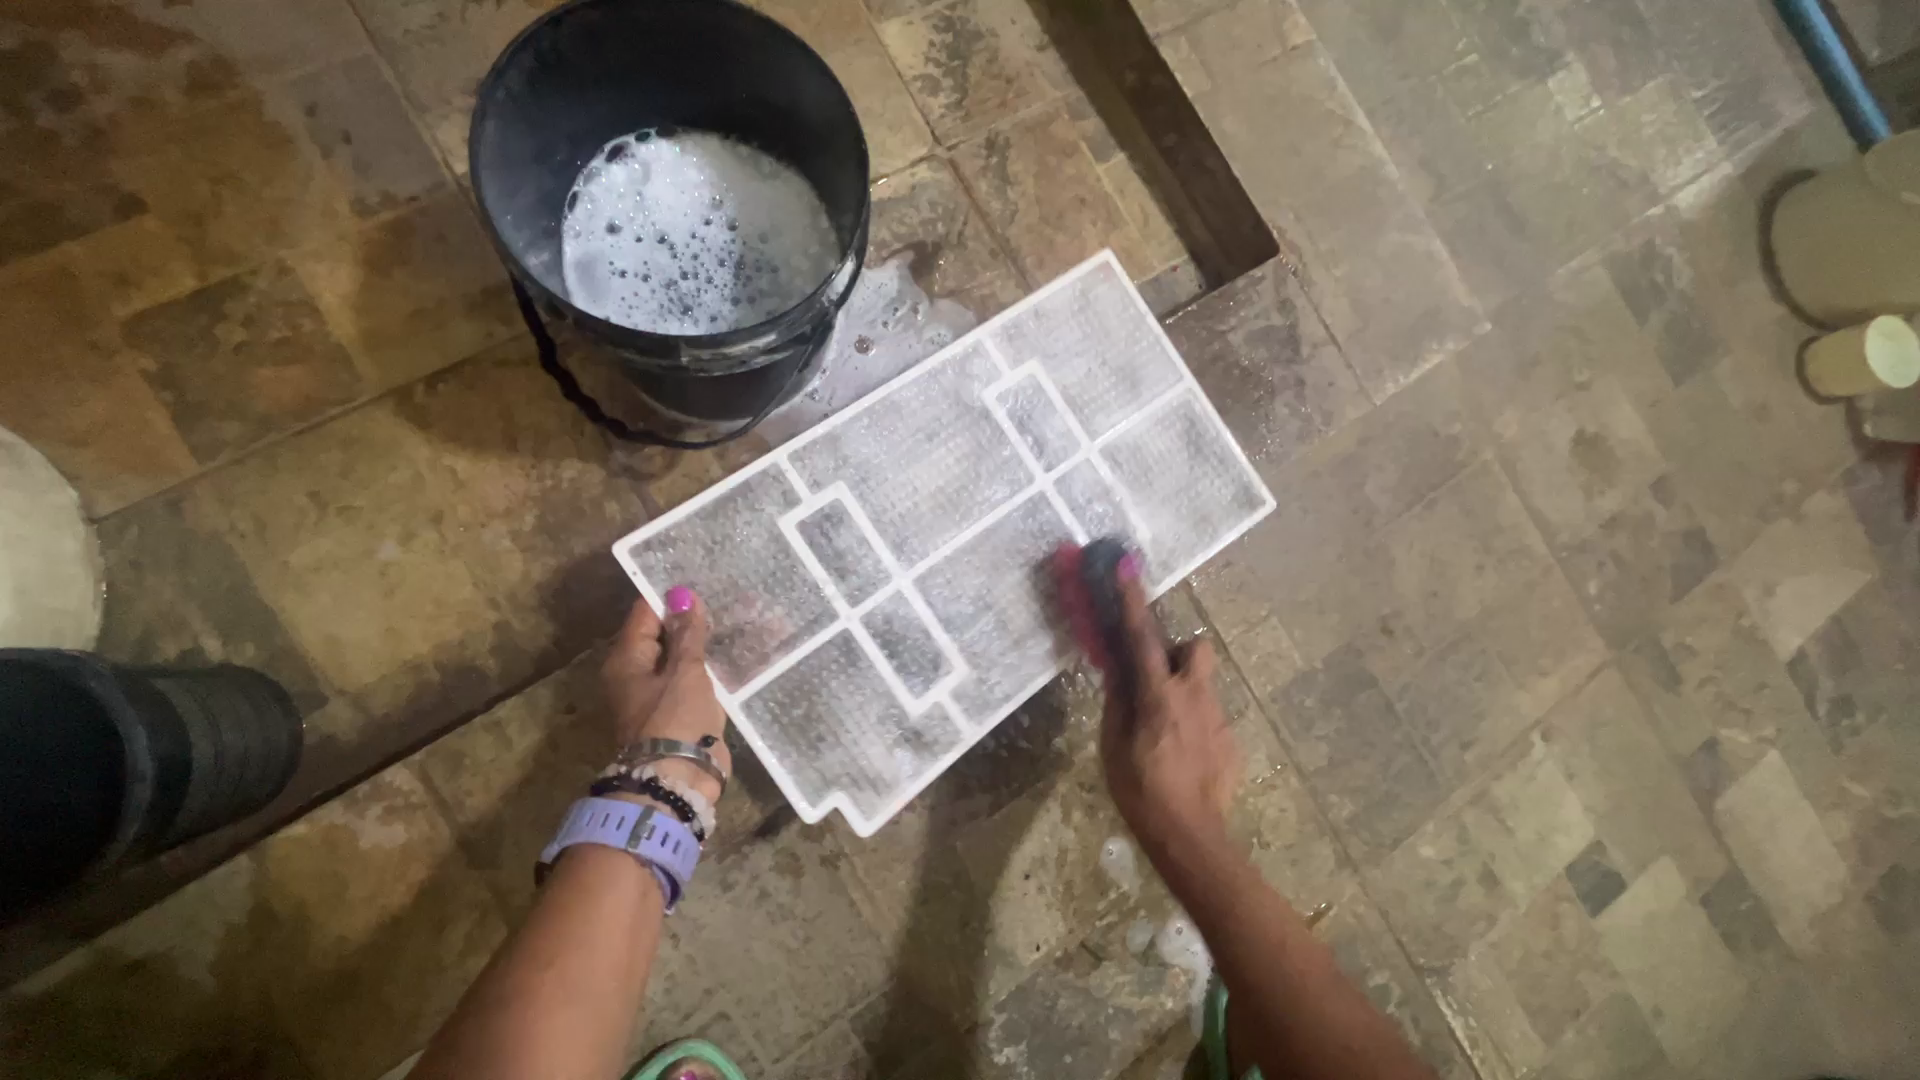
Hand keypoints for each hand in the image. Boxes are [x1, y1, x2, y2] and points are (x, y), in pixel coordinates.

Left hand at [601, 588, 730, 804]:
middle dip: (691, 620)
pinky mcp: (678, 712)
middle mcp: (635, 674)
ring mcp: (656, 694)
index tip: (701, 580)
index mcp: (626, 659)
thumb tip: (682, 595)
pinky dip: (709, 667)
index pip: (645, 614)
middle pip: (662, 635)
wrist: (679, 779)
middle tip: (726, 597)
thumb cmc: (676, 718)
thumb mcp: (685, 670)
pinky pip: (692, 679)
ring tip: (736, 621)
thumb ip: (687, 633)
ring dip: (703, 644)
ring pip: (680, 658)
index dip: (670, 597)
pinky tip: (734, 655)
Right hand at [1053, 545, 1239, 859]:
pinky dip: (1194, 723)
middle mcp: (1195, 696)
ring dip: (1183, 690)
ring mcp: (1218, 719)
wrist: (1191, 837)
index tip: (1126, 566)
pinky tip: (1182, 755)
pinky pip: (1209, 716)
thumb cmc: (1140, 790)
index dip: (1131, 601)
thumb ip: (1117, 700)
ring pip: (1203, 683)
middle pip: (1195, 647)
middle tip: (1155, 677)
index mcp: (1159, 695)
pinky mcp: (1232, 740)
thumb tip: (1117, 668)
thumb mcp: (1112, 744)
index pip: (1141, 637)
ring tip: (1165, 727)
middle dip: (1177, 651)